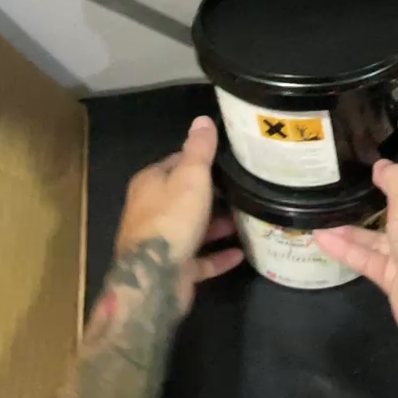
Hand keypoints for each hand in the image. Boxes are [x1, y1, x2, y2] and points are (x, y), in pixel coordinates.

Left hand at [115, 116, 243, 312]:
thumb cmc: (172, 218)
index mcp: (150, 184)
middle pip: (185, 196)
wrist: (154, 278)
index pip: (175, 162)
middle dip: (213, 193)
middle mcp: (150, 210)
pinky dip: (219, 255)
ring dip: (218, 225)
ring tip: (247, 218)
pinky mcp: (173, 268)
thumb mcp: (191, 176)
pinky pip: (200, 258)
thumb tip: (202, 120)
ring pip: (194, 228)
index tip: (228, 159)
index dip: (200, 159)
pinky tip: (242, 252)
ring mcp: (161, 242)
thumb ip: (199, 149)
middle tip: (244, 188)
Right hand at [316, 156, 397, 358]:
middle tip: (347, 177)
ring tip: (323, 210)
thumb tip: (383, 163)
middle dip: (377, 192)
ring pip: (377, 235)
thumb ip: (395, 181)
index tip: (385, 147)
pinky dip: (346, 249)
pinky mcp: (394, 276)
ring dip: (352, 225)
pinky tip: (321, 238)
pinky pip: (367, 258)